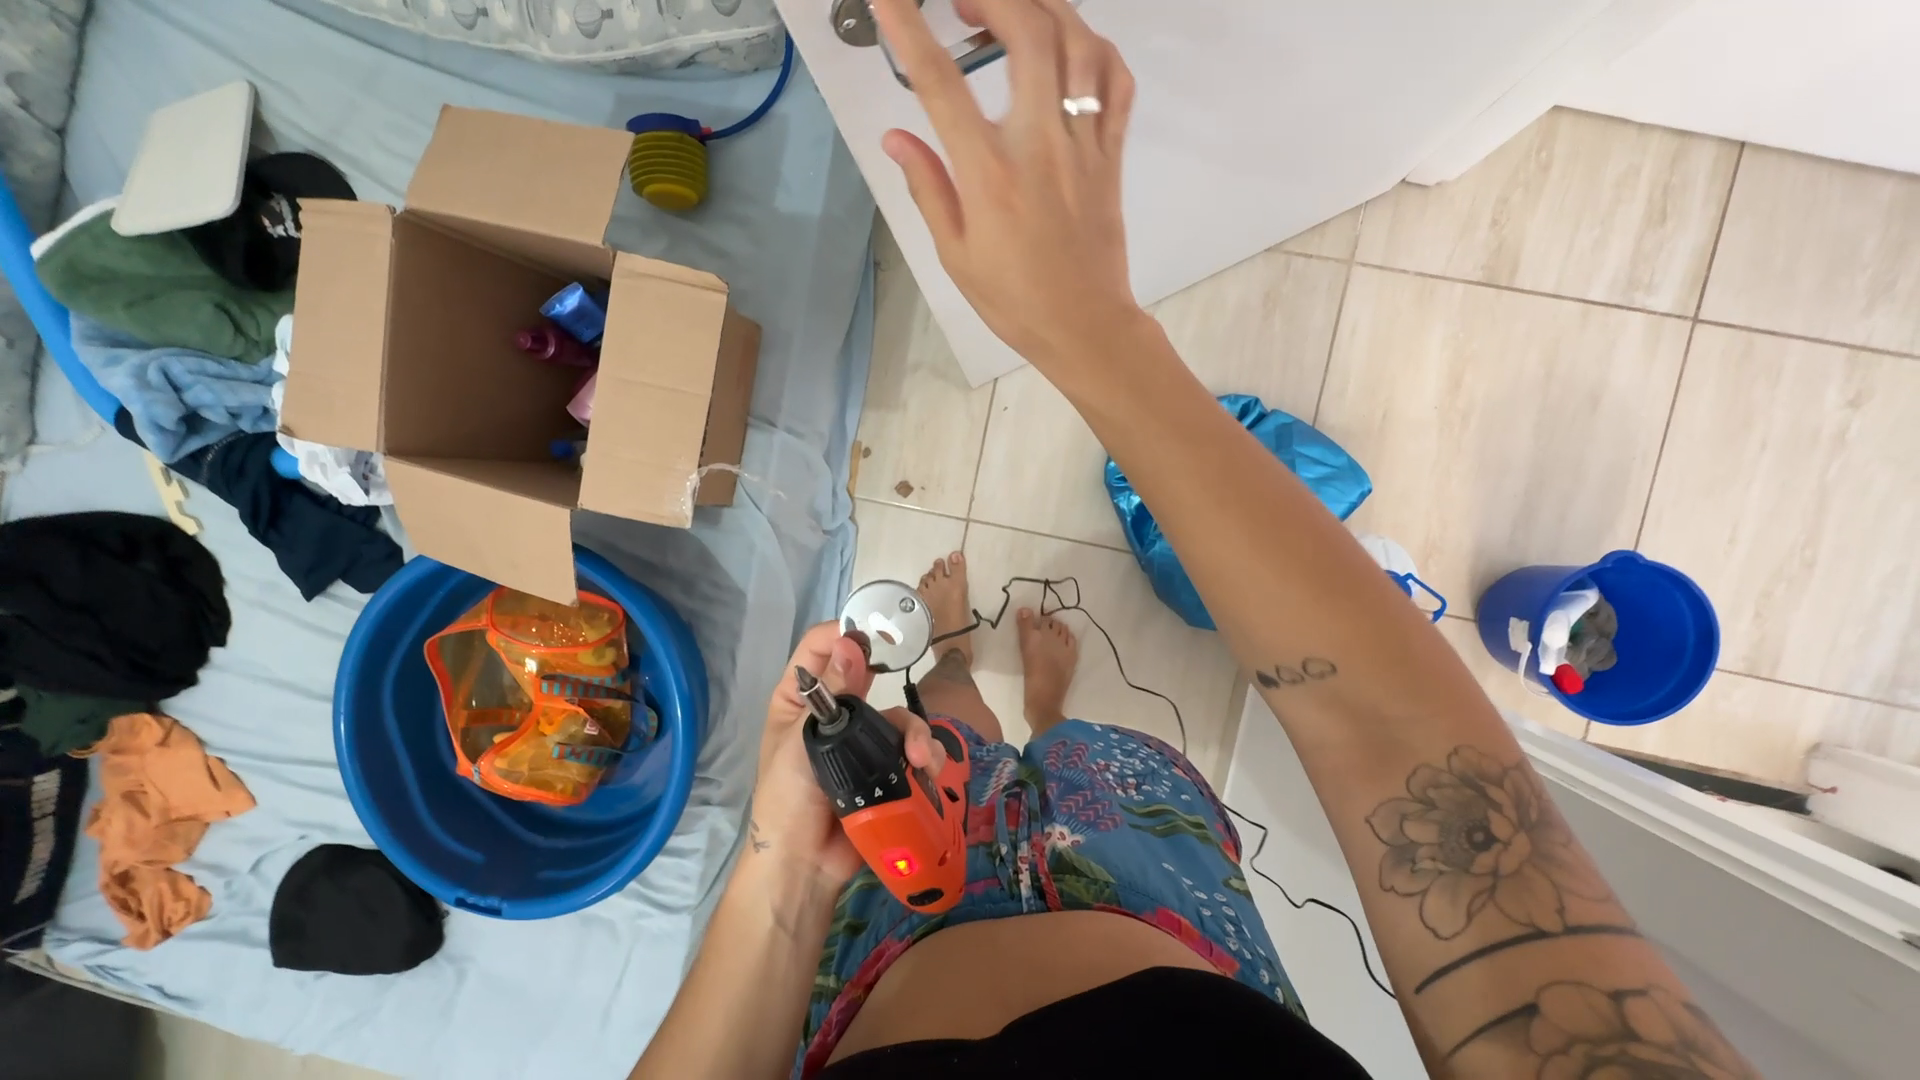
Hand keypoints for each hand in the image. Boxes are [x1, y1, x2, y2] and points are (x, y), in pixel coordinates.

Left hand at [750, 623, 947, 888]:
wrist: (804, 865)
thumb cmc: (786, 799)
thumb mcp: (802, 742)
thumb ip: (834, 696)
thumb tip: (851, 644)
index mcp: (800, 698)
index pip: (821, 647)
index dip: (846, 634)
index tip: (875, 635)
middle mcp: (835, 712)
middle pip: (870, 675)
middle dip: (892, 679)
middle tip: (906, 675)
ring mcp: (863, 742)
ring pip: (900, 716)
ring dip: (917, 733)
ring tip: (920, 761)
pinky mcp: (887, 770)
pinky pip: (914, 751)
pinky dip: (927, 757)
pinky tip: (927, 773)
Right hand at [872, 0, 1145, 368]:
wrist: (1084, 326)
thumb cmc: (1015, 300)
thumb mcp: (955, 254)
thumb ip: (928, 188)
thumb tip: (896, 138)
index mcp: (990, 174)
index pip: (941, 83)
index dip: (909, 29)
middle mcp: (1040, 145)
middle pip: (1027, 33)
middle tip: (964, 2)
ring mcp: (1084, 145)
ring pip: (1078, 42)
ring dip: (1045, 7)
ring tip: (1014, 9)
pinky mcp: (1112, 154)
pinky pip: (1116, 80)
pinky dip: (1096, 47)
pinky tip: (1071, 46)